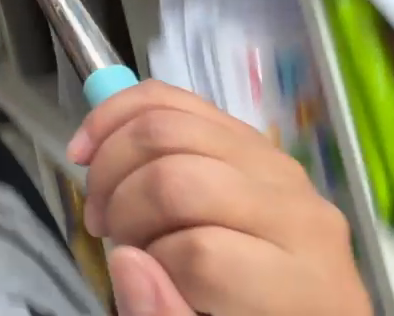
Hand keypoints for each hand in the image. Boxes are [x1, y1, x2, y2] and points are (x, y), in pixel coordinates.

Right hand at [68, 82, 370, 315]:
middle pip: (179, 179)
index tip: (136, 278)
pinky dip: (116, 114)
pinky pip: (169, 99)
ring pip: (166, 125)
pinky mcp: (243, 132)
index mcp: (303, 285)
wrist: (293, 306)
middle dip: (120, 204)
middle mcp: (297, 211)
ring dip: (110, 159)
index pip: (204, 254)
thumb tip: (126, 261)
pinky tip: (91, 147)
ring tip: (100, 200)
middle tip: (105, 234)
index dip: (152, 263)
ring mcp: (272, 160)